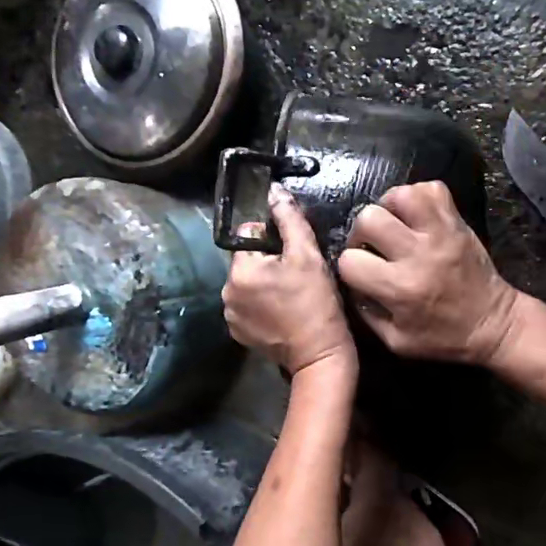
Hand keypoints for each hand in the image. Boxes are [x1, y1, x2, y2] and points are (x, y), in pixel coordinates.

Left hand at [223, 185, 356, 377]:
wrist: (319, 354)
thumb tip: (273, 190)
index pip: (250, 236)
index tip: (294, 257)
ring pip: (248, 284)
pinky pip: (248, 306)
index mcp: (239, 270)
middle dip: (269, 264)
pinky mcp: (238, 334)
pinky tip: (283, 313)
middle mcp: (226, 292)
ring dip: (265, 284)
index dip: (274, 241)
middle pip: (248, 261)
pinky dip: (262, 305)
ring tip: (291, 296)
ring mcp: (230, 316)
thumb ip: (289, 219)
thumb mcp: (308, 254)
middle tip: (296, 278)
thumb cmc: (315, 302)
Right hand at [337, 181, 521, 364]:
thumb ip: (364, 311)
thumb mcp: (395, 341)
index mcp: (401, 289)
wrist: (493, 324)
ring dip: (389, 207)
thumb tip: (347, 280)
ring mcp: (441, 233)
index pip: (350, 260)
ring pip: (401, 195)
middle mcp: (419, 254)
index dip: (349, 266)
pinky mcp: (457, 221)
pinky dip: (416, 196)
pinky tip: (414, 215)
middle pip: (369, 218)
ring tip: (393, 224)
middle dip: (362, 232)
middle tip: (373, 245)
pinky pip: (431, 190)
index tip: (362, 272)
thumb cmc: (442, 337)